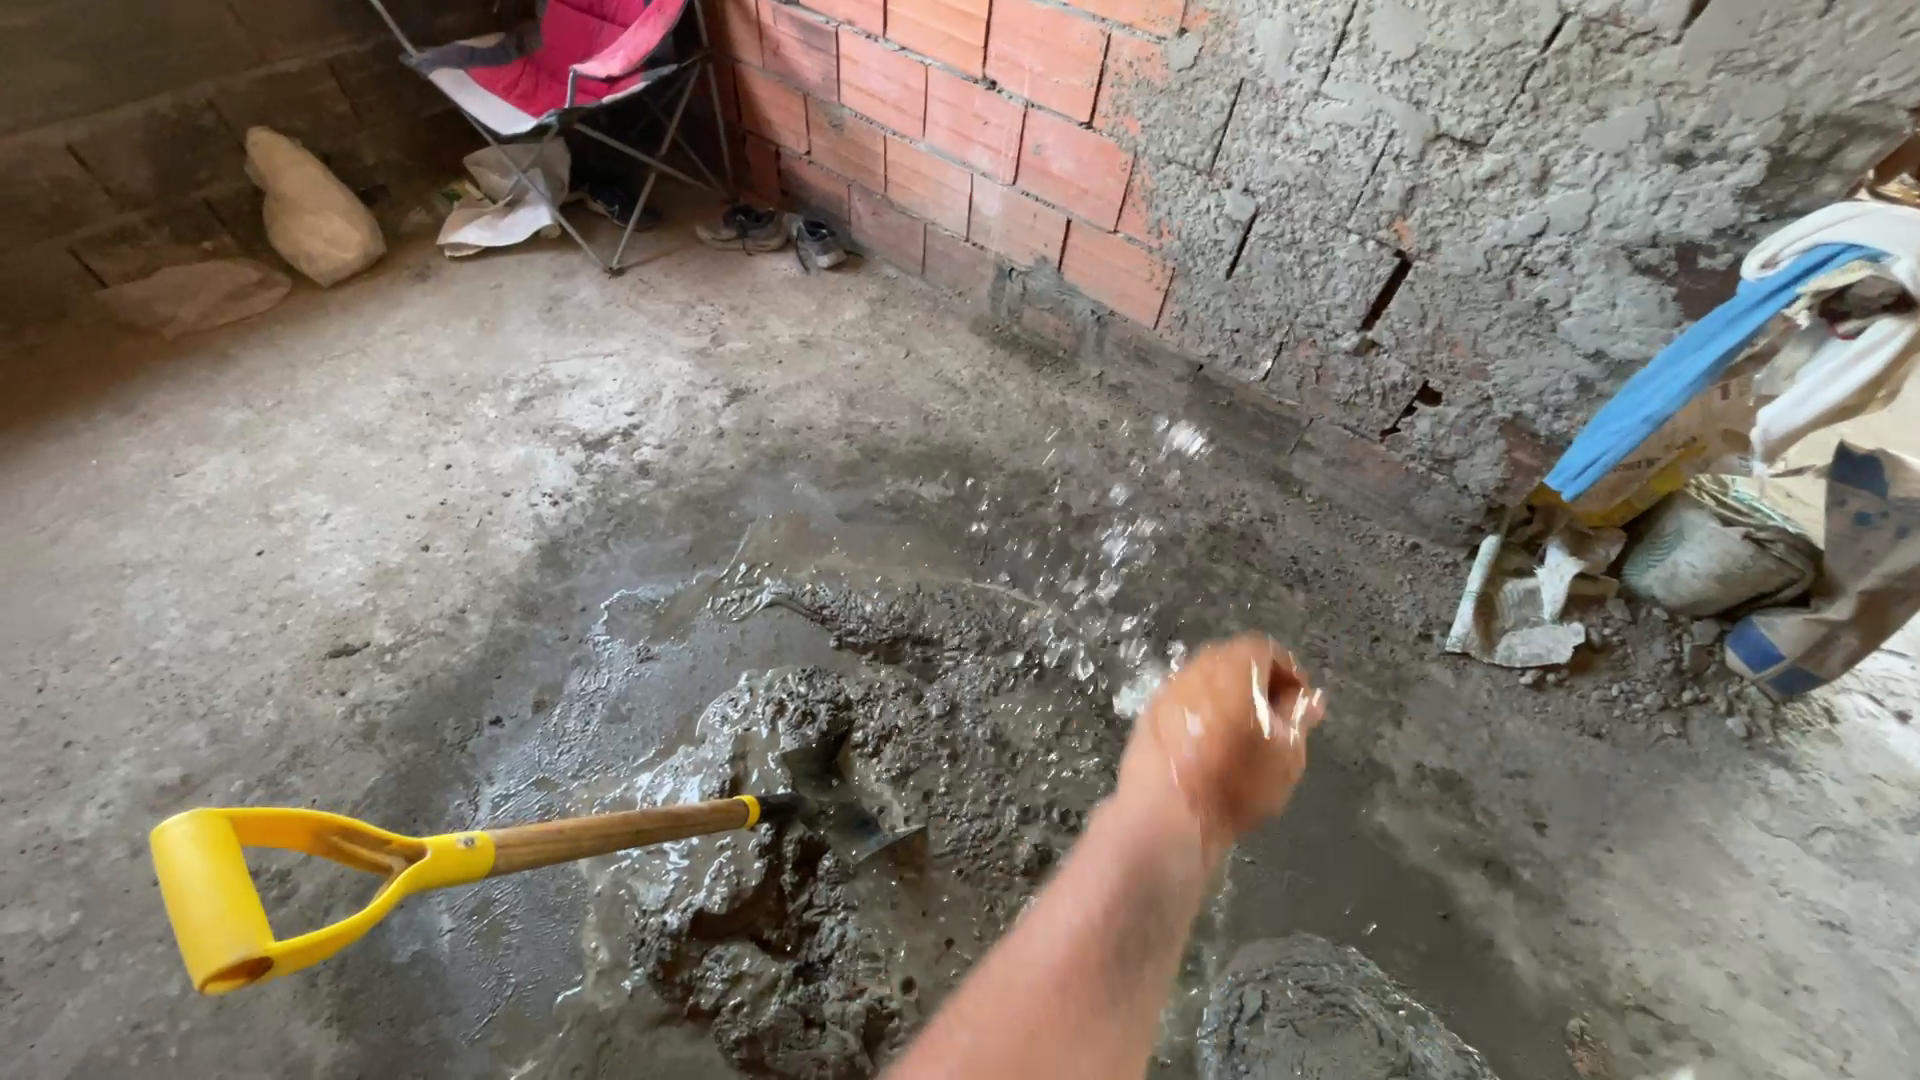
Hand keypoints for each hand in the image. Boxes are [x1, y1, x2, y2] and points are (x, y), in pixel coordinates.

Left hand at [1115, 635, 1325, 850]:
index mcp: (1234, 666)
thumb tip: (1308, 697)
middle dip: (1257, 685)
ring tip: (1243, 739)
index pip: (1265, 649)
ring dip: (1228, 701)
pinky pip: (1185, 704)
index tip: (1298, 704)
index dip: (1288, 673)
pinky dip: (1202, 716)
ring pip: (1207, 684)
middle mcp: (1197, 668)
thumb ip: (1298, 716)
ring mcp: (1168, 689)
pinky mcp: (1149, 713)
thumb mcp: (1286, 750)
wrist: (1165, 810)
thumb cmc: (1236, 778)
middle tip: (1273, 722)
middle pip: (1232, 662)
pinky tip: (1208, 749)